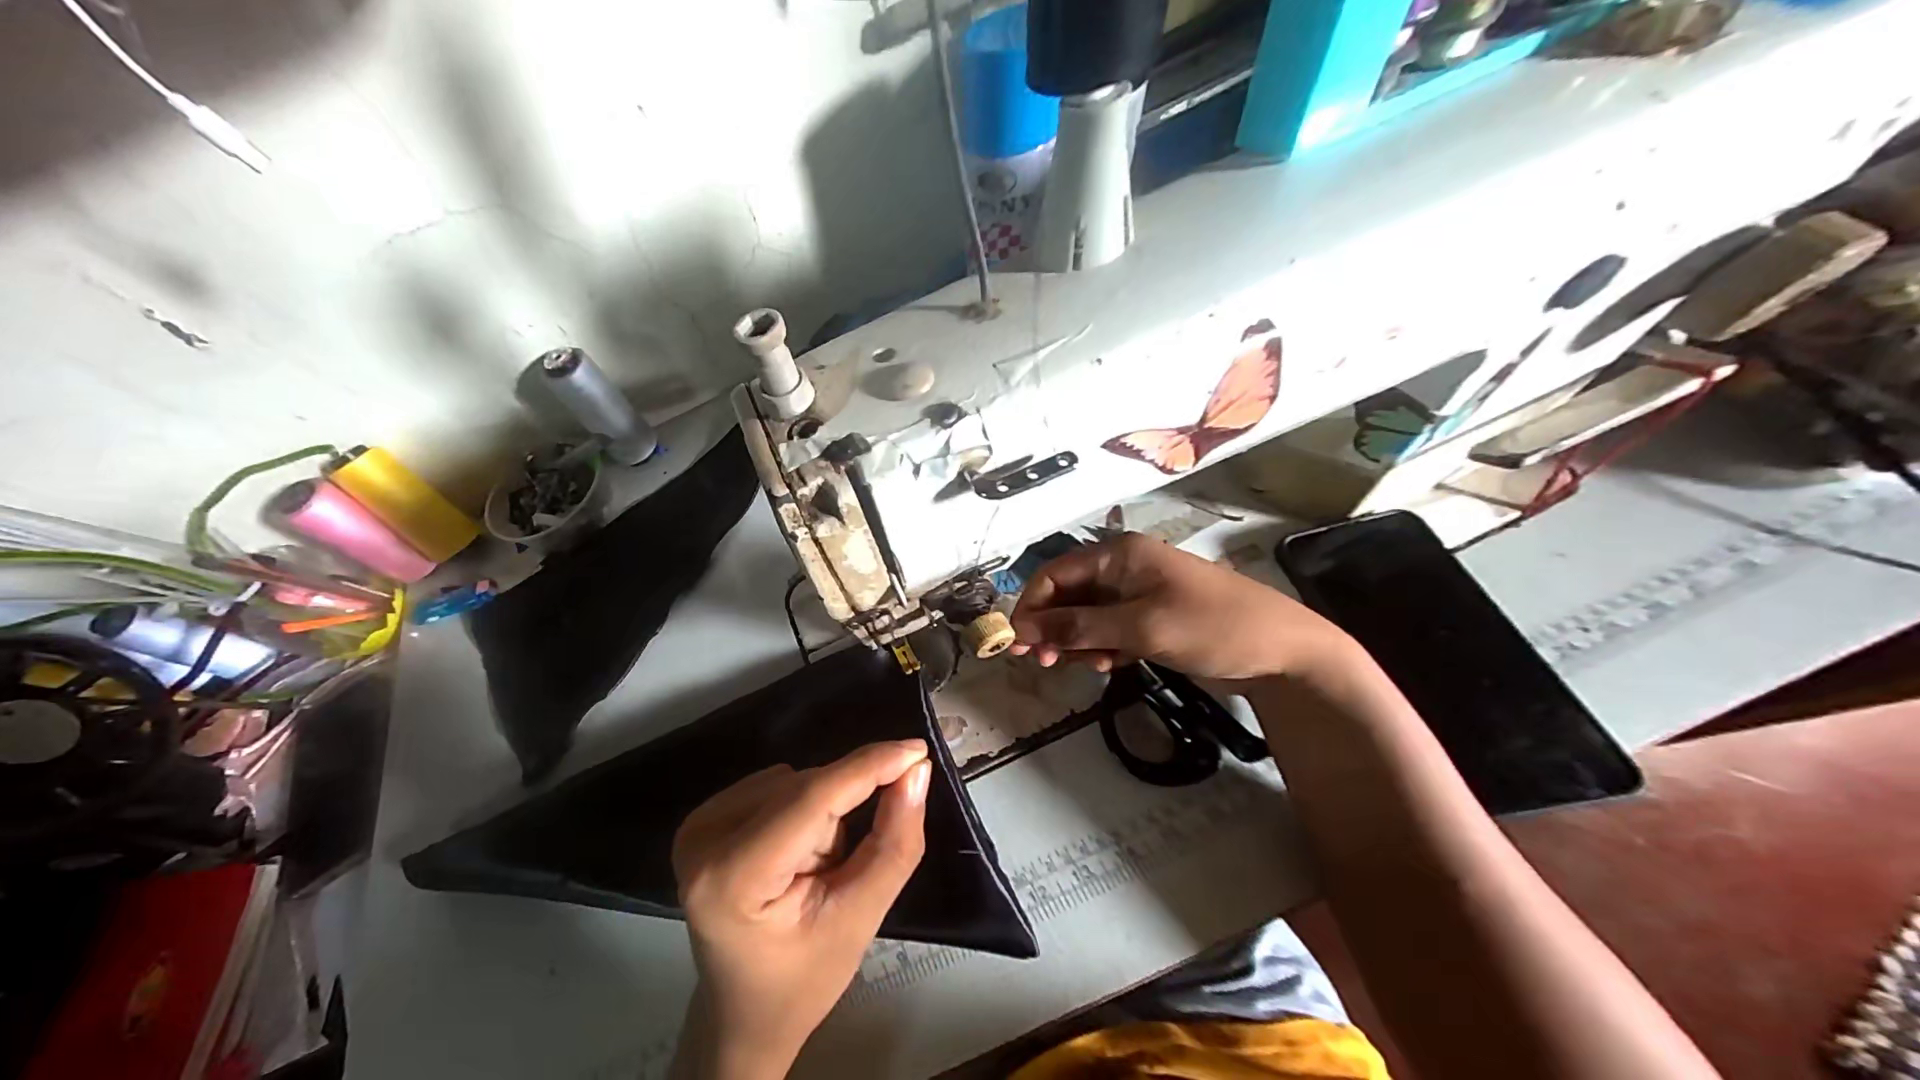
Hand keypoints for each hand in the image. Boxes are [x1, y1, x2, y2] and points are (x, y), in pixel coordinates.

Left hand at [670, 740, 931, 1079]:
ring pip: (796, 780)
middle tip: (851, 859)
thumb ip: (894, 843)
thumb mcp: (860, 918)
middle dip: (846, 806)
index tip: (918, 751)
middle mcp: (703, 838)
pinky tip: (798, 852)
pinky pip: (779, 783)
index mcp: (732, 877)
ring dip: (826, 811)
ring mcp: (699, 823)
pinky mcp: (705, 816)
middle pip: (804, 788)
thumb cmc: (803, 979)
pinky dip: (805, 807)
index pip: (811, 799)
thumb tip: (916, 772)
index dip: (869, 767)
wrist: (744, 1011)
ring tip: (819, 868)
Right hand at [1009, 533, 1349, 680]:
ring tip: (1077, 666)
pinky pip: (1109, 631)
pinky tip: (1104, 666)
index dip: (1032, 605)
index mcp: (1120, 555)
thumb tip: (1025, 629)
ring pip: (1087, 617)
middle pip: (1068, 595)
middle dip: (1052, 627)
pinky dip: (1100, 648)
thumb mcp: (1140, 626)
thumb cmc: (1209, 626)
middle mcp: (1124, 570)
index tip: (1018, 641)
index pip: (1056, 573)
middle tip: (1042, 662)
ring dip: (1075, 641)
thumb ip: (1080, 626)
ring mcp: (1139, 596)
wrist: (1281, 651)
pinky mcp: (1151, 621)